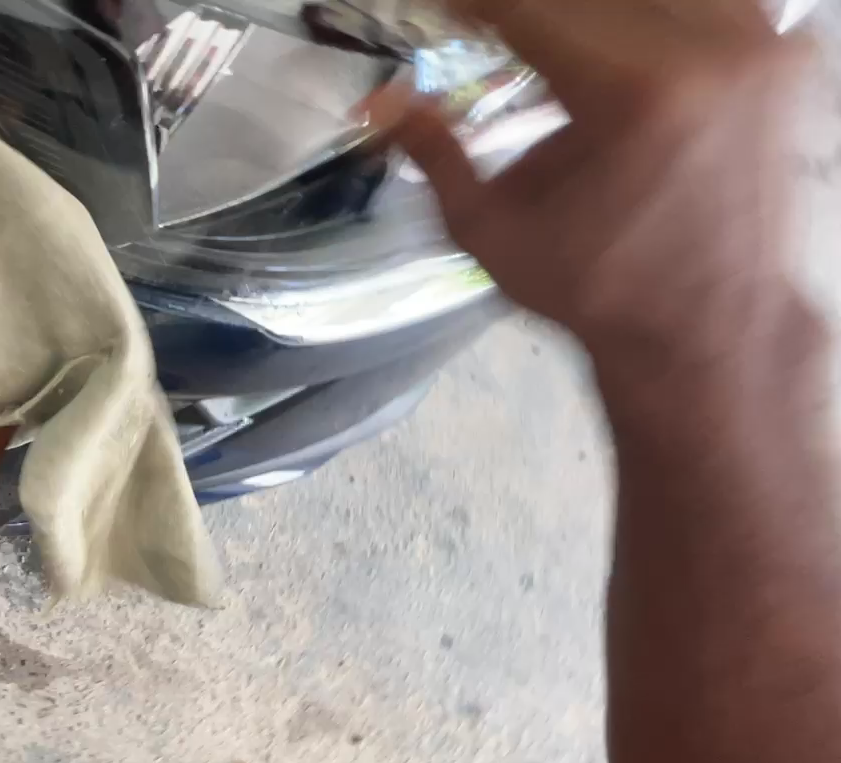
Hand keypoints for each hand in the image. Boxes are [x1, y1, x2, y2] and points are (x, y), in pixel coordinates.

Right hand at [389, 0, 819, 372]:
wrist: (708, 321)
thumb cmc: (586, 285)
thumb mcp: (488, 228)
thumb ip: (438, 153)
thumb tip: (381, 106)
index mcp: (637, 91)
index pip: (541, 12)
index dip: (480, 4)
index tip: (438, 6)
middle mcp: (717, 45)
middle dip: (529, 7)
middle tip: (479, 19)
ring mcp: (768, 40)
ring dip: (590, 14)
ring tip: (536, 38)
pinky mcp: (791, 51)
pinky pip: (712, 4)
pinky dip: (648, 19)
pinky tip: (610, 46)